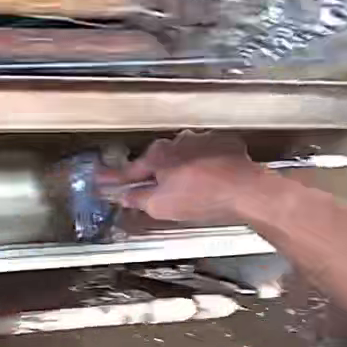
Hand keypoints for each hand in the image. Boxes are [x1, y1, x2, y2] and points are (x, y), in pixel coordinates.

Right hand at [103, 132, 267, 223]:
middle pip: (157, 159)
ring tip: (184, 188)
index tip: (101, 180)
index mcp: (158, 156)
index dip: (114, 178)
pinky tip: (208, 179)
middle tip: (147, 189)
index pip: (129, 169)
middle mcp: (179, 142)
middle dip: (151, 173)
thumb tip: (126, 197)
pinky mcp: (226, 144)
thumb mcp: (160, 206)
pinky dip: (204, 165)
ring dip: (180, 169)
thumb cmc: (201, 198)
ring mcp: (204, 140)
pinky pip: (207, 154)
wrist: (245, 191)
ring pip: (183, 155)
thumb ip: (138, 199)